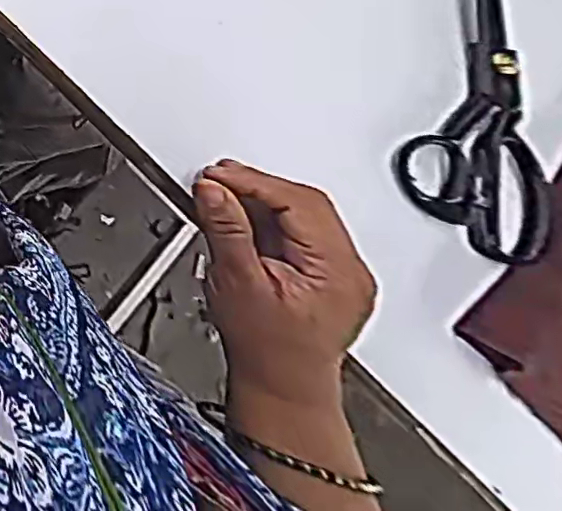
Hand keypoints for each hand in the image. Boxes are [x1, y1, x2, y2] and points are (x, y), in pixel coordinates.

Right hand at [194, 160, 376, 407]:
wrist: (279, 384)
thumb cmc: (265, 347)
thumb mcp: (237, 281)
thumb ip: (226, 229)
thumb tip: (212, 189)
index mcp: (337, 271)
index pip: (299, 204)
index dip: (253, 182)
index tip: (215, 176)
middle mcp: (348, 268)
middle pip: (305, 203)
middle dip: (256, 185)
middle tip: (214, 180)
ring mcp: (339, 270)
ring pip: (301, 212)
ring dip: (258, 198)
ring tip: (220, 196)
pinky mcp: (322, 271)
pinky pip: (296, 228)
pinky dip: (264, 214)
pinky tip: (238, 215)